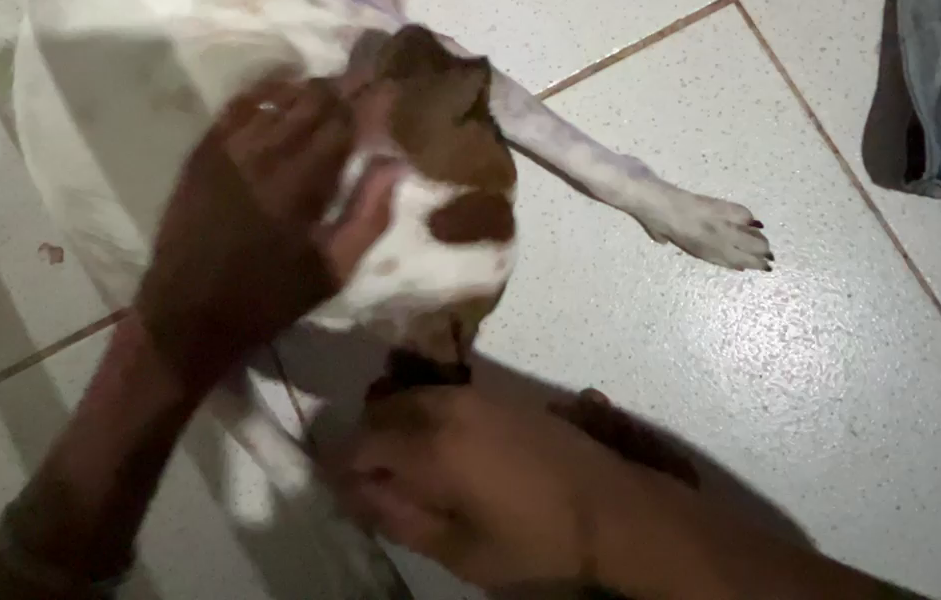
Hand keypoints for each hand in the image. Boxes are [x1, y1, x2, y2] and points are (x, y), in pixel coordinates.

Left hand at [133, 74, 399, 391]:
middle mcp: (267, 153)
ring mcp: (230, 146)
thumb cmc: (269, 298)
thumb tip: (395, 163)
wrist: (186, 314)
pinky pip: (240, 103)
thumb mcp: (332, 271)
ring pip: (280, 96)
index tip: (392, 85)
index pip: (345, 122)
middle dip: (346, 85)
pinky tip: (284, 89)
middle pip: (315, 100)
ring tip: (334, 85)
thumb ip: (370, 215)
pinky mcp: (204, 149)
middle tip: (369, 77)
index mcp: (303, 184)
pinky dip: (268, 91)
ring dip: (312, 87)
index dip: (372, 100)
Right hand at [327, 384, 686, 590]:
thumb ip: (398, 515)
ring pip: (409, 396)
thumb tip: (351, 491)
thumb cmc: (534, 542)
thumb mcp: (459, 548)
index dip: (337, 462)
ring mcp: (472, 393)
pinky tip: (436, 450)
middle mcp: (444, 405)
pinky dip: (421, 414)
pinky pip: (437, 394)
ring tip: (402, 469)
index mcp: (431, 446)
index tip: (330, 483)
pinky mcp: (495, 392)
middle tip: (367, 482)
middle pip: (380, 409)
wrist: (610, 508)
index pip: (360, 442)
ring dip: (392, 424)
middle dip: (363, 440)